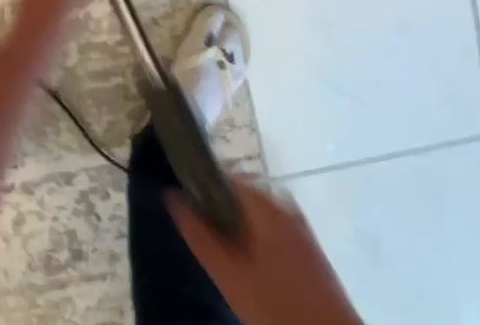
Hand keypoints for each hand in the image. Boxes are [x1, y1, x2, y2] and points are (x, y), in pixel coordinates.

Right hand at [168, 182, 364, 324]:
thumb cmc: (274, 304)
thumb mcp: (226, 272)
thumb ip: (197, 232)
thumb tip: (171, 195)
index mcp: (265, 203)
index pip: (223, 174)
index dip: (199, 184)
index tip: (182, 202)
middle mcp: (284, 205)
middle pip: (240, 192)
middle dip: (217, 206)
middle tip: (199, 234)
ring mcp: (300, 226)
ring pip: (256, 212)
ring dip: (235, 224)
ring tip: (219, 252)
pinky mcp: (308, 247)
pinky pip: (272, 227)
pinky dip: (253, 236)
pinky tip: (246, 264)